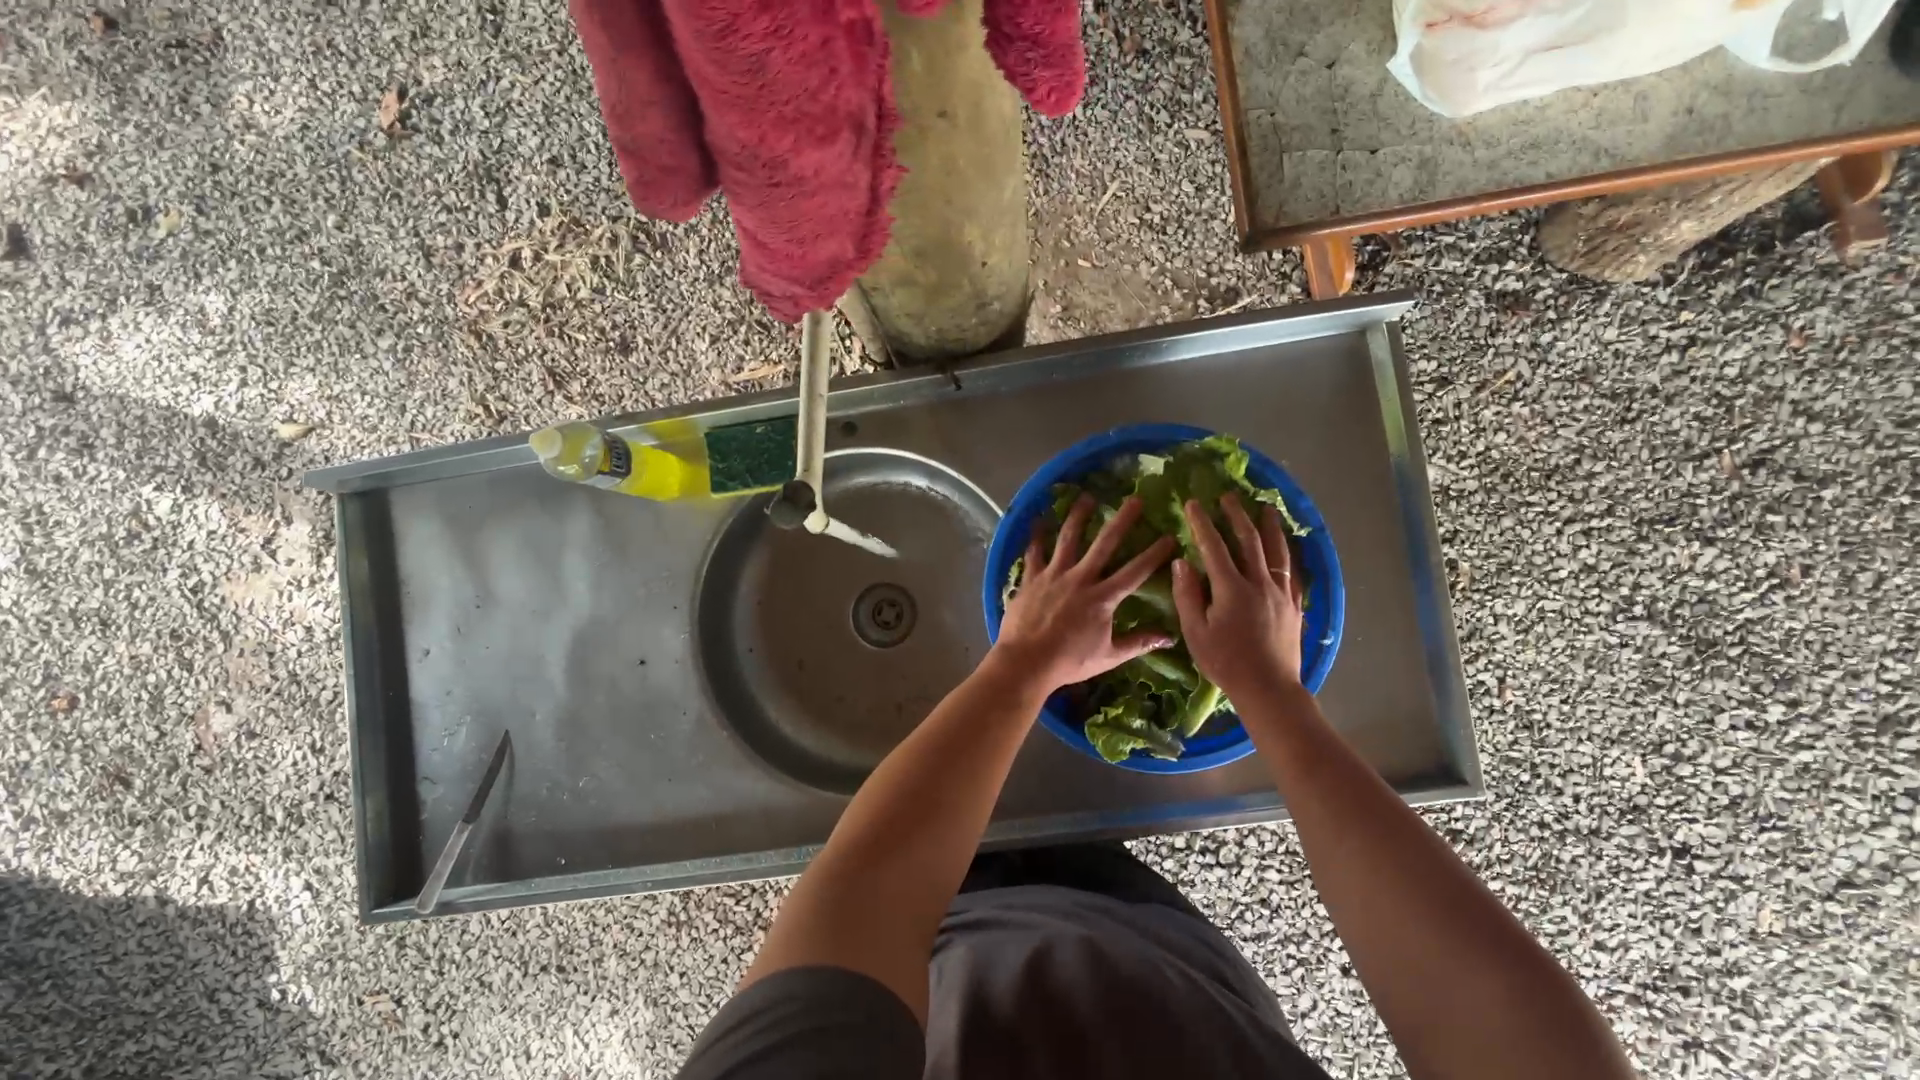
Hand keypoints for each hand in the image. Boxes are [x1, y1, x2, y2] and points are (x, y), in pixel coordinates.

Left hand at [993, 495, 1177, 692]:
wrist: (1026, 662)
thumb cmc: (1069, 662)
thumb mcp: (1109, 657)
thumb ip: (1138, 643)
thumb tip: (1169, 637)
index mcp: (1103, 598)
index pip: (1135, 571)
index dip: (1154, 554)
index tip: (1169, 536)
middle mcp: (1080, 579)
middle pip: (1104, 543)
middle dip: (1122, 520)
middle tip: (1134, 499)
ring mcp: (1054, 575)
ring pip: (1068, 538)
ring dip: (1078, 516)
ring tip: (1086, 497)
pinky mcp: (1031, 578)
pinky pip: (1034, 552)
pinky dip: (1036, 536)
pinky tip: (1038, 519)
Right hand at [1171, 493, 1304, 699]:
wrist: (1268, 688)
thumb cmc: (1225, 663)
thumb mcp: (1195, 632)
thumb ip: (1187, 595)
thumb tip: (1182, 562)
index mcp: (1231, 589)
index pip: (1214, 547)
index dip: (1202, 523)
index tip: (1193, 503)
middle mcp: (1259, 583)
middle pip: (1249, 540)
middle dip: (1237, 515)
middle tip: (1228, 496)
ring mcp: (1281, 593)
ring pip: (1277, 551)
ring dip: (1270, 526)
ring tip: (1266, 508)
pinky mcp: (1294, 605)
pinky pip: (1293, 571)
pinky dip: (1288, 553)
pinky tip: (1286, 547)